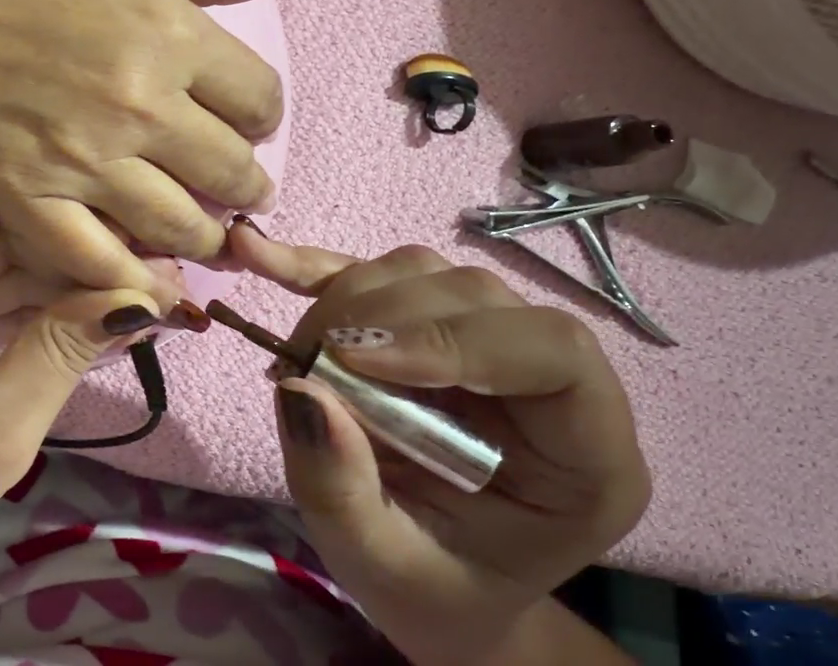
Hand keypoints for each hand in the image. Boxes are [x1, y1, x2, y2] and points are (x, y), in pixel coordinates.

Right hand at [0, 0, 321, 297]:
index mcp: (170, 36)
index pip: (264, 103)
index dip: (258, 115)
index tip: (233, 116)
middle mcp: (139, 106)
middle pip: (236, 176)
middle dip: (241, 181)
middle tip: (217, 177)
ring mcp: (80, 159)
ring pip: (180, 229)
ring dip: (198, 232)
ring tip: (184, 219)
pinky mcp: (22, 193)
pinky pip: (94, 260)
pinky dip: (128, 275)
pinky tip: (138, 267)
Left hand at [0, 173, 156, 581]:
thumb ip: (63, 348)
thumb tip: (147, 295)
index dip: (55, 206)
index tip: (130, 233)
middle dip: (73, 246)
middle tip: (161, 268)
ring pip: (3, 250)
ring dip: (67, 276)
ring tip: (149, 290)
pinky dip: (42, 302)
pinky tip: (103, 316)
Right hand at [228, 223, 650, 664]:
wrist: (429, 581)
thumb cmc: (427, 587)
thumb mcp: (382, 564)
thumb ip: (343, 488)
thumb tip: (299, 386)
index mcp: (583, 457)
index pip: (552, 352)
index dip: (454, 337)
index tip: (358, 363)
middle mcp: (547, 384)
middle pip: (474, 297)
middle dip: (378, 319)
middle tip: (306, 365)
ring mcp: (483, 344)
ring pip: (421, 274)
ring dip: (346, 299)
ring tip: (299, 355)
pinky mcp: (419, 327)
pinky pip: (369, 275)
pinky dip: (308, 265)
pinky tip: (254, 252)